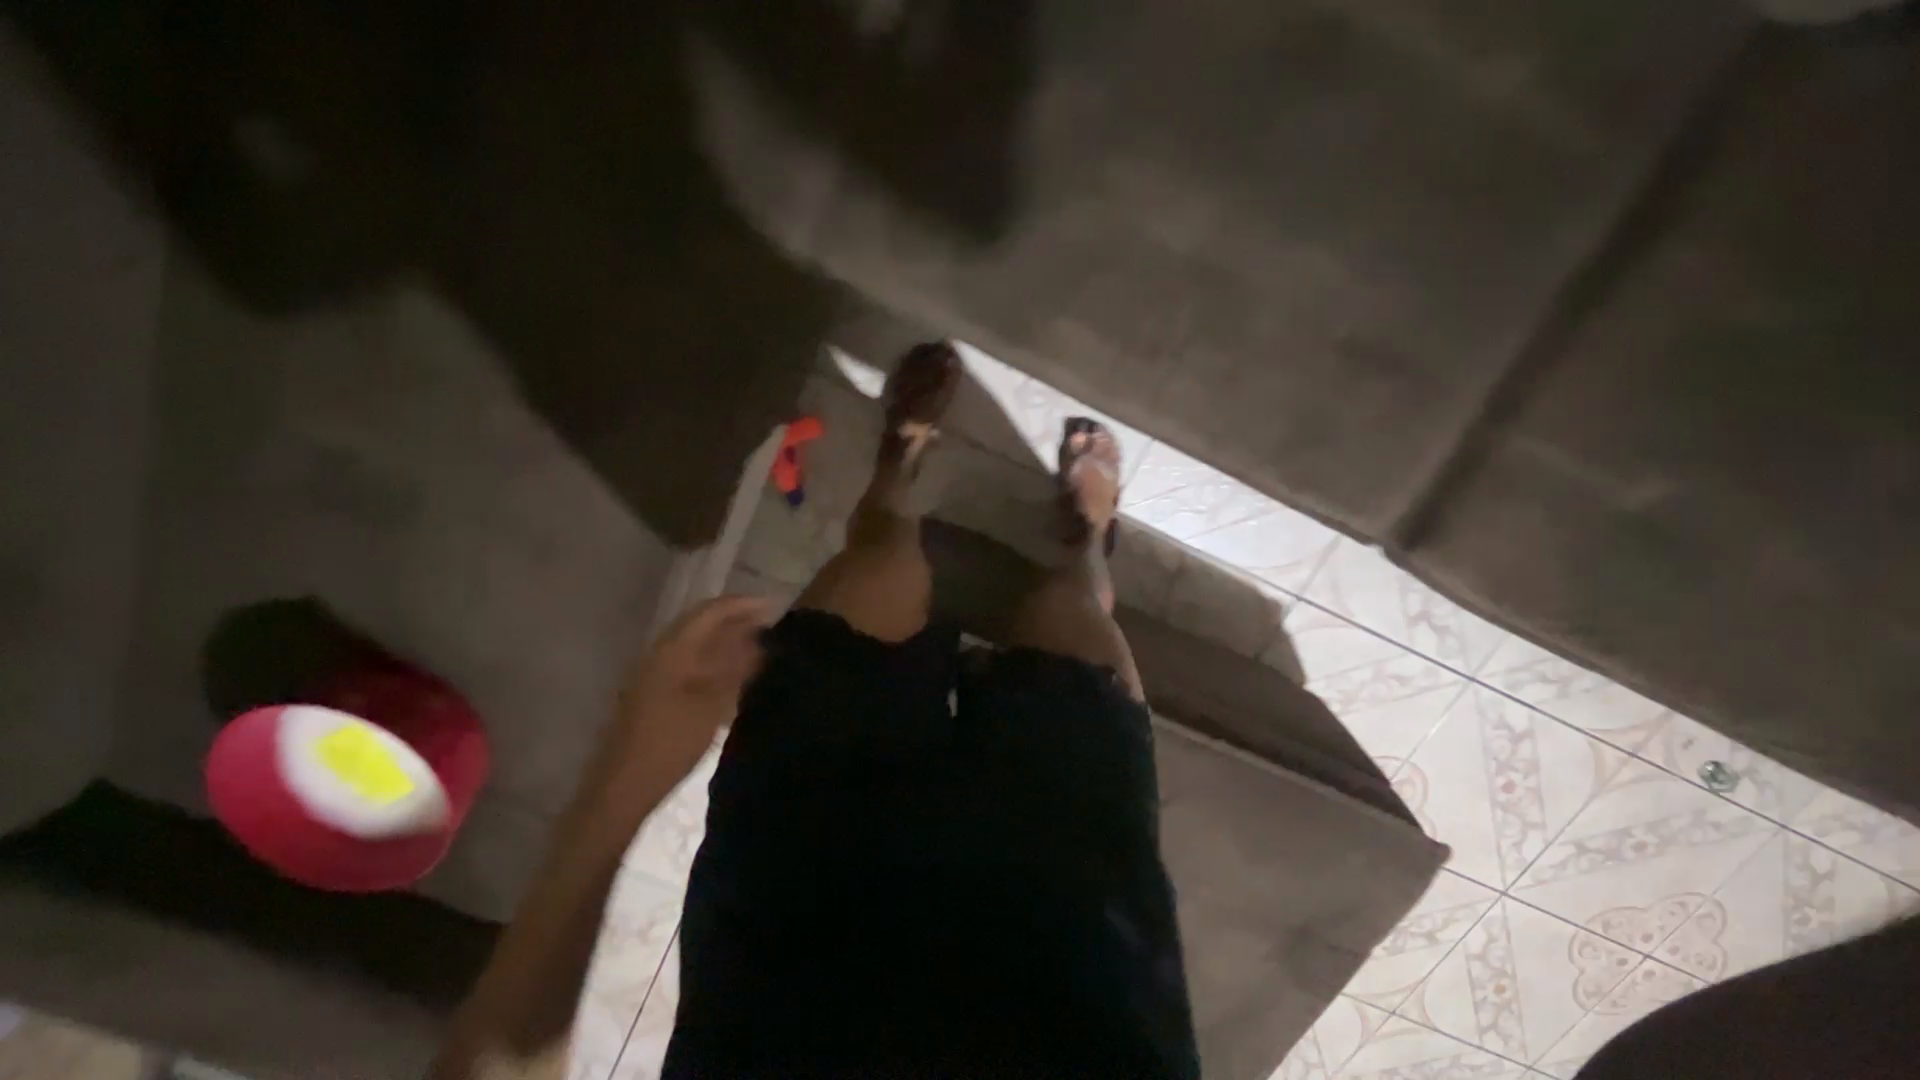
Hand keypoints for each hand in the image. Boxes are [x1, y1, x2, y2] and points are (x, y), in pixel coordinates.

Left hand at [608, 595, 770, 789]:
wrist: (622, 788)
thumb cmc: (669, 743)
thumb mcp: (711, 705)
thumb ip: (736, 669)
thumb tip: (760, 641)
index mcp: (672, 650)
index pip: (710, 612)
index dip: (743, 605)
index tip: (776, 606)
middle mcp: (660, 655)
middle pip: (701, 625)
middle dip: (736, 620)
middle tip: (771, 624)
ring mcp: (654, 676)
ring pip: (695, 647)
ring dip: (726, 642)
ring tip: (759, 648)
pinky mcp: (654, 698)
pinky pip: (690, 667)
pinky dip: (715, 663)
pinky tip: (734, 678)